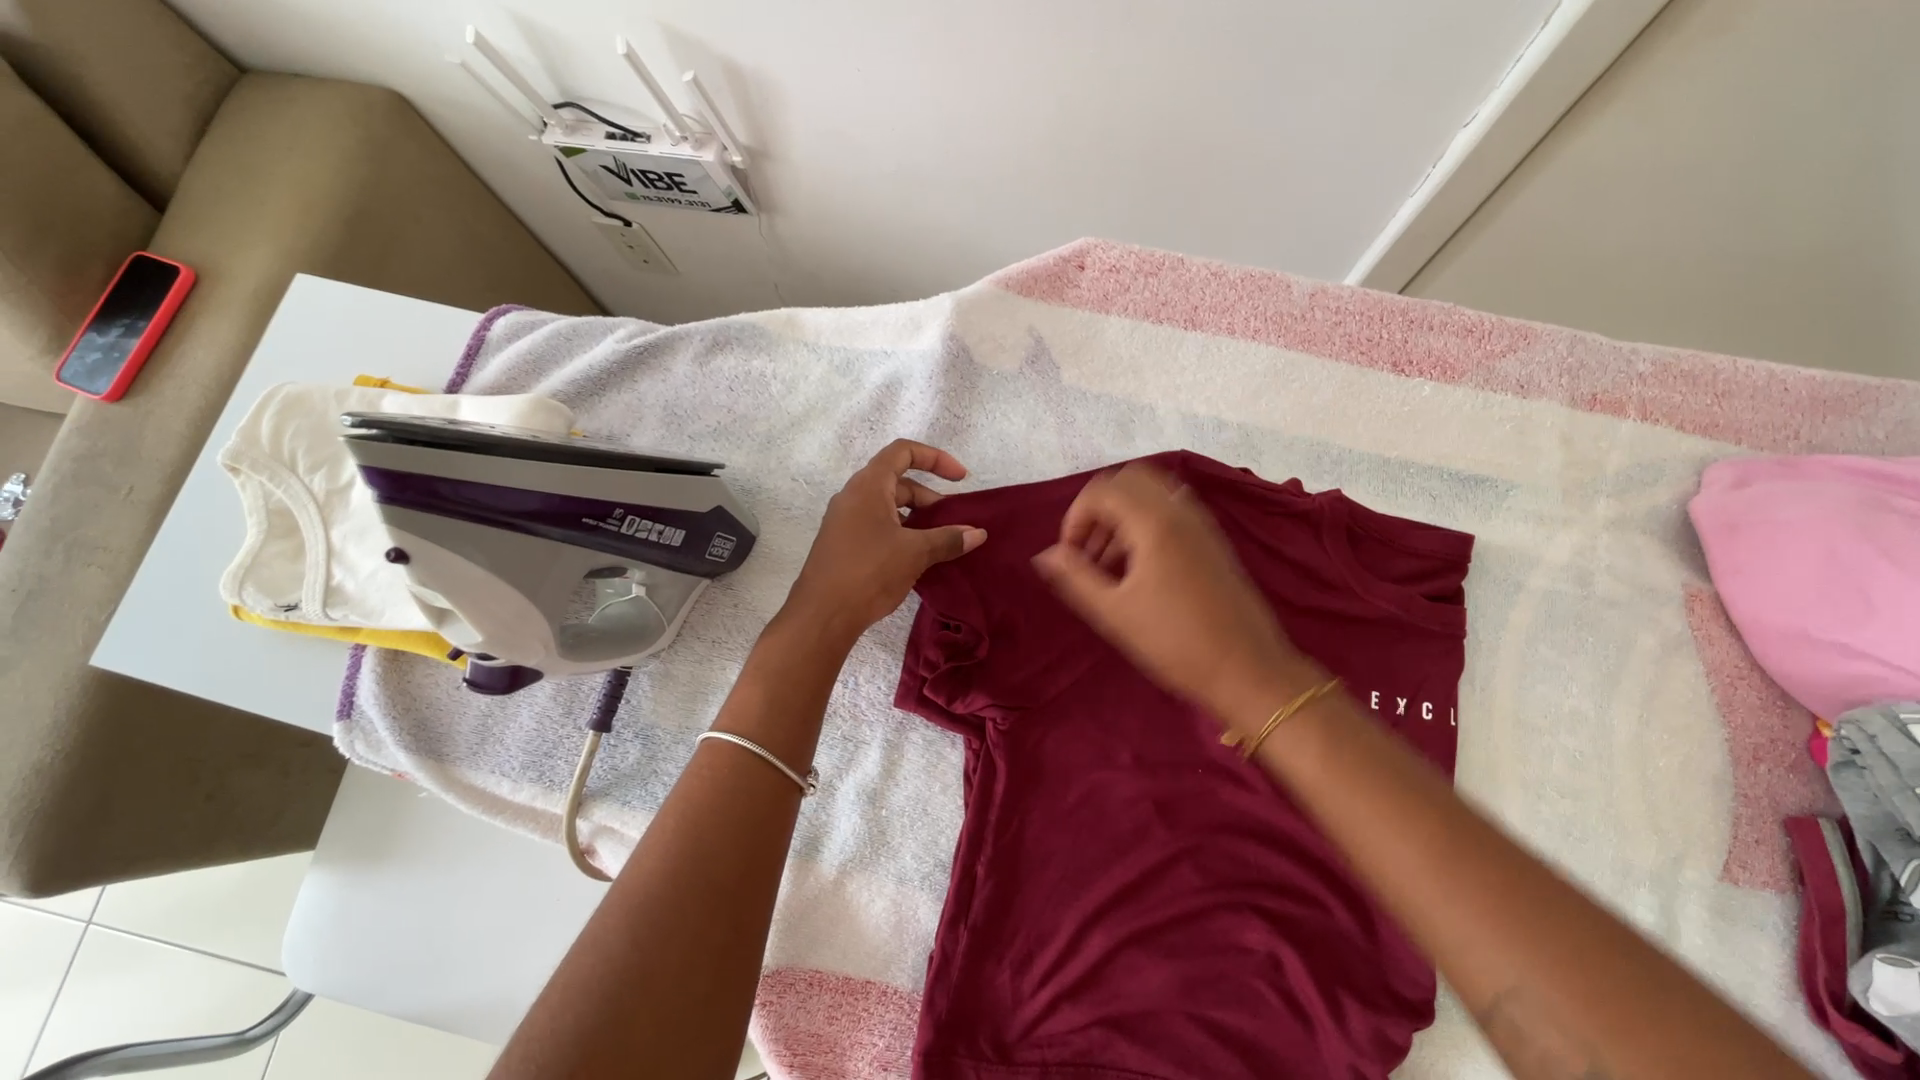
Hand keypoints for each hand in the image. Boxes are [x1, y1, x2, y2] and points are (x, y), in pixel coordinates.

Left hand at [782, 440, 986, 643]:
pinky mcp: (842, 545)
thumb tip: (977, 533)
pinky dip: (900, 534)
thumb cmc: (869, 572)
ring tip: (939, 543)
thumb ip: (948, 539)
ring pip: (887, 508)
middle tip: (953, 523)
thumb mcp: (915, 553)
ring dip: (916, 519)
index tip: (960, 478)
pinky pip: (877, 527)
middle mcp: (853, 497)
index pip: (903, 452)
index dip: (935, 458)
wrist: (822, 615)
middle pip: (897, 482)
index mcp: (868, 486)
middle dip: (929, 498)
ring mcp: (844, 521)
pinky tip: (917, 559)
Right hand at [1032, 463, 1316, 728]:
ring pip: (1151, 496)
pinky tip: (1140, 571)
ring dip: (1122, 518)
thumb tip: (1046, 555)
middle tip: (1088, 553)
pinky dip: (1147, 526)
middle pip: (1128, 482)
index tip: (1070, 557)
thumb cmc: (1175, 644)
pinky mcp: (1214, 542)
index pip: (1102, 490)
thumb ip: (1075, 577)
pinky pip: (1172, 513)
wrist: (1247, 670)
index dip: (1076, 517)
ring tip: (1109, 568)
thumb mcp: (1114, 613)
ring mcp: (1202, 525)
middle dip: (1099, 510)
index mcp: (1154, 523)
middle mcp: (1180, 512)